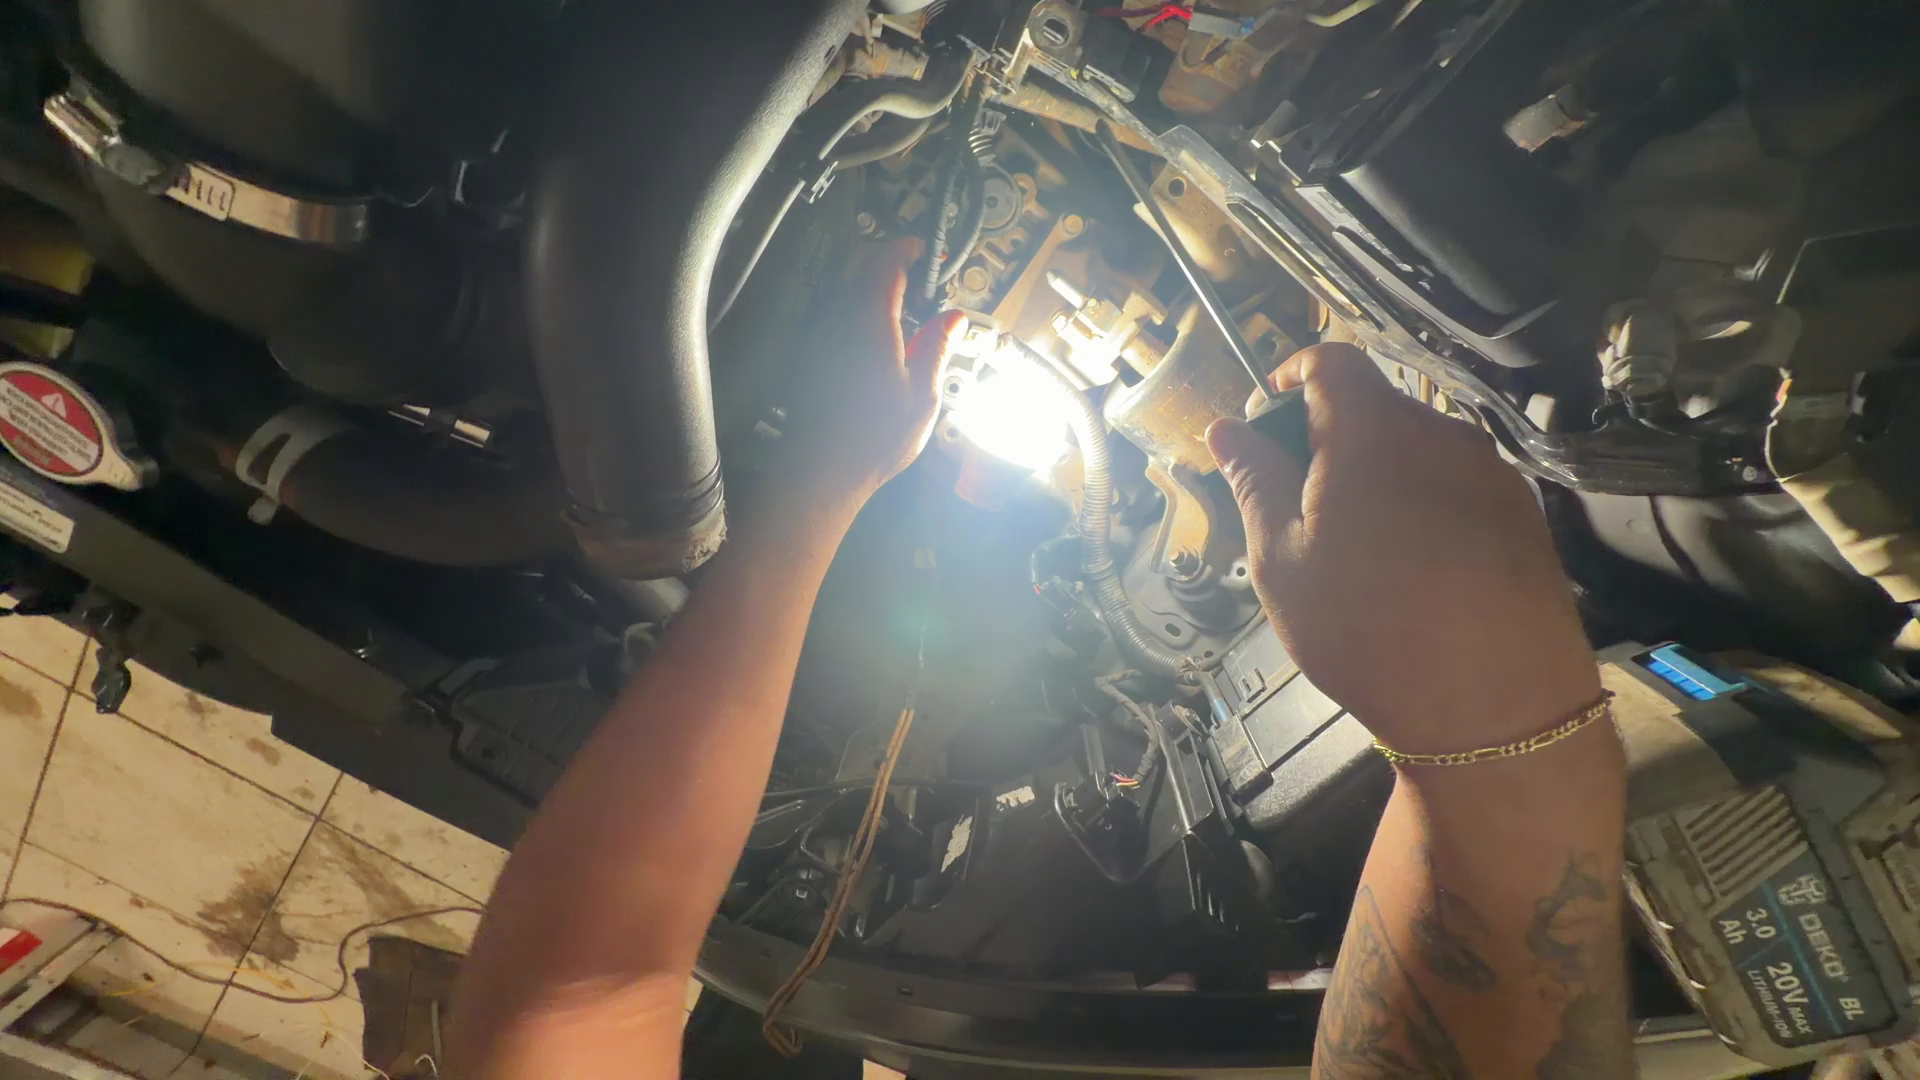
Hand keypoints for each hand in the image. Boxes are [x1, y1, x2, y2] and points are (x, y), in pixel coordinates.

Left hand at [779, 237, 965, 507]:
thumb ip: (936, 348)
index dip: (909, 249)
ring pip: (846, 288)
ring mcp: (823, 336)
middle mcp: (840, 321)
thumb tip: (954, 316)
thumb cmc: (877, 440)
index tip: (929, 252)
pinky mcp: (815, 355)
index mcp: (871, 324)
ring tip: (906, 308)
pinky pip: (838, 313)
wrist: (825, 471)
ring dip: (875, 285)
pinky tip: (882, 337)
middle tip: (920, 279)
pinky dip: (861, 308)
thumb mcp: (922, 397)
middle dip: (890, 260)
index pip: (886, 264)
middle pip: (860, 266)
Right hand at [1206, 344, 1599, 755]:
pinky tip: (1400, 561)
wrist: (1492, 707)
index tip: (1262, 416)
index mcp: (1370, 436)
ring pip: (1408, 445)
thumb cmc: (1361, 627)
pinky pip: (1447, 479)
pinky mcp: (1518, 512)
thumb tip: (1225, 430)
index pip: (1330, 361)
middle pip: (1369, 404)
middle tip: (1291, 500)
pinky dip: (1409, 495)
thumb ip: (1254, 480)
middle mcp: (1438, 436)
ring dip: (1365, 469)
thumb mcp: (1279, 556)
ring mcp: (1487, 473)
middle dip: (1319, 435)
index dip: (1287, 374)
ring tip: (1345, 542)